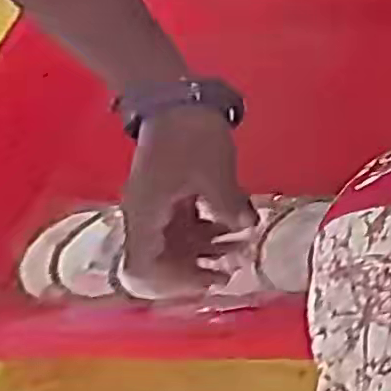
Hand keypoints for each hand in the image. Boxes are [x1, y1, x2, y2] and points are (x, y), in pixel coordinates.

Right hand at [120, 107, 257, 295]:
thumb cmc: (193, 141)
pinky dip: (211, 229)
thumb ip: (226, 205)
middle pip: (162, 257)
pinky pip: (189, 222)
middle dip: (194, 269)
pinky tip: (239, 226)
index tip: (208, 282)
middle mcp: (147, 214)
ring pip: (178, 240)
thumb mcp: (215, 175)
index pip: (146, 264)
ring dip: (207, 249)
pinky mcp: (176, 192)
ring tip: (241, 249)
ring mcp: (161, 203)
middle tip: (229, 274)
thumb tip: (244, 228)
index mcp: (146, 214)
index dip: (174, 280)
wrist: (181, 107)